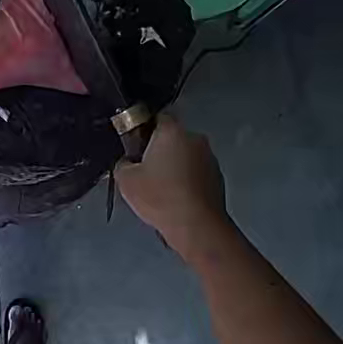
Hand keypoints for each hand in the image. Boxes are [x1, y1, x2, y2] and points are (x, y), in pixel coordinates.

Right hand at [116, 115, 231, 253]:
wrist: (197, 226)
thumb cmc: (159, 196)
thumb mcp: (126, 180)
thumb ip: (123, 163)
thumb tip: (129, 161)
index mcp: (173, 131)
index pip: (157, 117)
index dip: (143, 131)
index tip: (135, 150)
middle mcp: (195, 138)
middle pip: (173, 138)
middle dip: (160, 151)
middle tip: (145, 173)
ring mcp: (210, 158)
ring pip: (186, 156)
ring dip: (175, 167)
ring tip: (162, 191)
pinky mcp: (218, 177)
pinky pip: (197, 173)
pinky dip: (187, 181)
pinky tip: (178, 200)